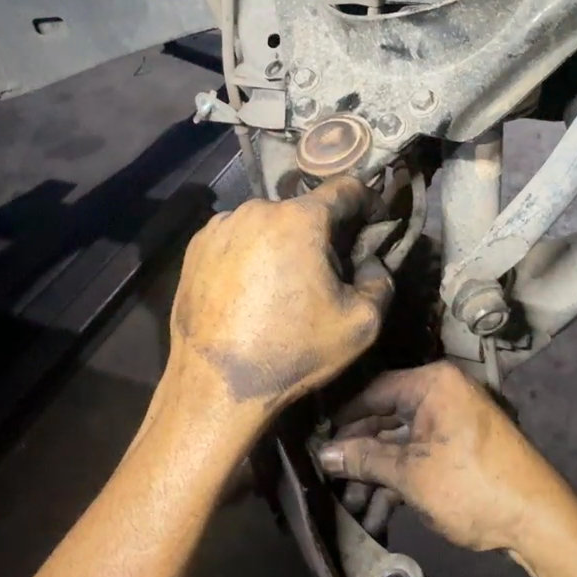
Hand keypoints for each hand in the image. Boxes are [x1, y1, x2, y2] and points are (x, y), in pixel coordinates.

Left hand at [168, 177, 392, 416]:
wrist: (214, 387)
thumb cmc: (291, 352)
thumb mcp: (361, 324)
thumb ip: (381, 281)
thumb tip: (370, 262)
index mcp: (299, 219)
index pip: (345, 189)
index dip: (367, 203)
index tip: (374, 222)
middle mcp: (256, 209)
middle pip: (304, 210)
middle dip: (322, 234)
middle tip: (327, 273)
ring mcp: (221, 226)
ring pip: (268, 224)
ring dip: (283, 243)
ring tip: (284, 287)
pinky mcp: (195, 248)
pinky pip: (237, 238)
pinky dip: (251, 254)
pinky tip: (251, 291)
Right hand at [316, 362, 566, 552]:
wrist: (537, 519)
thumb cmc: (471, 485)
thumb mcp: (412, 474)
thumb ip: (365, 459)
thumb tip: (324, 453)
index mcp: (433, 383)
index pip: (374, 390)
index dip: (343, 417)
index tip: (315, 441)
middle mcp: (442, 394)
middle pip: (386, 417)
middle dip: (358, 453)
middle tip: (326, 479)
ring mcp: (451, 423)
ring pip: (400, 443)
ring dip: (375, 474)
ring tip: (348, 507)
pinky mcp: (457, 450)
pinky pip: (418, 456)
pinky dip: (398, 480)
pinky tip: (375, 512)